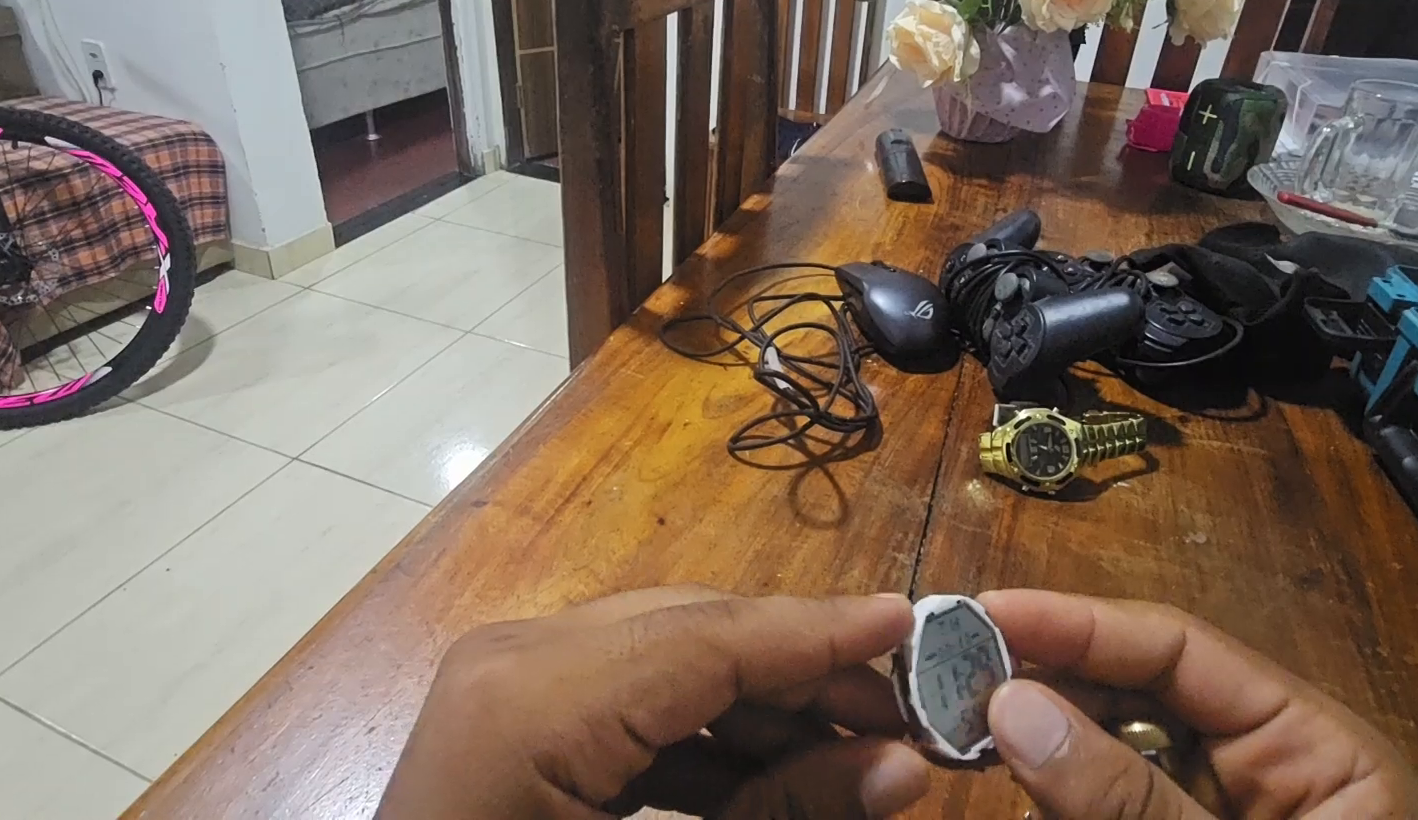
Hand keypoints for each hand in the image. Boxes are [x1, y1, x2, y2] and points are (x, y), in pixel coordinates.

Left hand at [377, 586, 932, 818]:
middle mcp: (518, 654)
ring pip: (669, 656)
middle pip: (693, 632)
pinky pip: (632, 697)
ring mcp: (511, 673)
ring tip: (850, 745)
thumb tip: (900, 771)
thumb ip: (781, 815)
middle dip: (799, 668)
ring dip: (761, 702)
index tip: (906, 619)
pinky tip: (772, 770)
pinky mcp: (519, 703)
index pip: (706, 637)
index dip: (816, 631)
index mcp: (532, 699)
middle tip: (895, 711)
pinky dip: (705, 732)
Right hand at [979, 590, 1417, 818]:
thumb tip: (1009, 704)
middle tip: (958, 682)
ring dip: (1041, 741)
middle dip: (1046, 684)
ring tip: (973, 737)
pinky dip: (1057, 793)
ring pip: (1102, 739)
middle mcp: (1255, 760)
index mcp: (1309, 745)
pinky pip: (1101, 794)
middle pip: (1128, 686)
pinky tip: (1025, 792)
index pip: (1174, 647)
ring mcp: (1207, 802)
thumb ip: (1129, 802)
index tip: (988, 611)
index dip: (1076, 621)